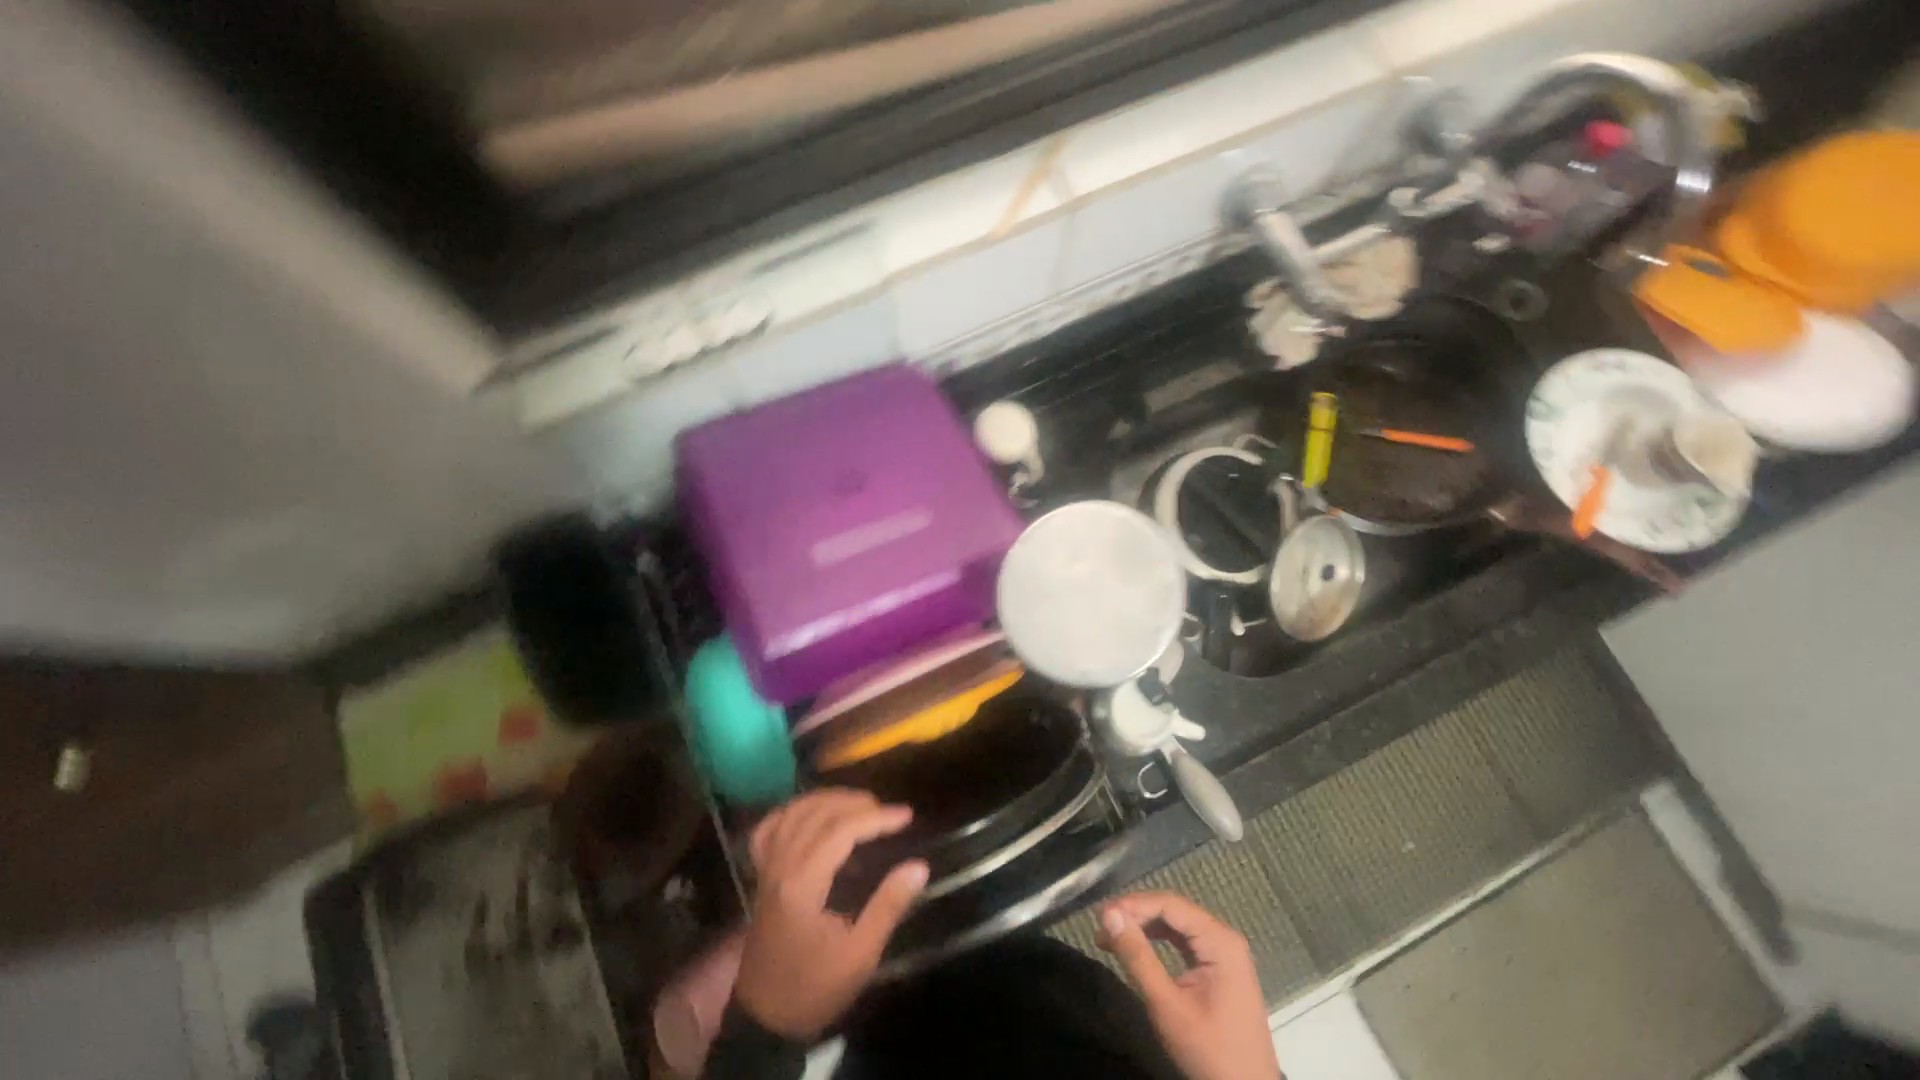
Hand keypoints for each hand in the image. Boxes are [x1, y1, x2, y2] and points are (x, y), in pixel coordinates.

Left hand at [733, 789, 928, 1039]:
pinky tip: (810, 813)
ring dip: (826, 800)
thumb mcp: (860, 955)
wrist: (766, 1017)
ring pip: (792, 814)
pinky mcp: (761, 877)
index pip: (839, 832)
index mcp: (802, 885)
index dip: (875, 818)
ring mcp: (766, 870)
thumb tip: (919, 867)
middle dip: (854, 804)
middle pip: (816, 814)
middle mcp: (779, 867)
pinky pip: (769, 830)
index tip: (906, 816)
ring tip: (859, 804)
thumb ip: (887, 906)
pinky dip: (790, 813)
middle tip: (887, 811)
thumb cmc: (815, 988)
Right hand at [1100, 892, 1282, 1079]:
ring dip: (1143, 926)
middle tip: (1100, 927)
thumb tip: (1109, 915)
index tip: (1100, 917)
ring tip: (1109, 936)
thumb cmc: (1209, 1049)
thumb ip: (1138, 958)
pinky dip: (1156, 940)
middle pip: (1173, 910)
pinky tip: (1134, 946)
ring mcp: (1223, 952)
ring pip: (1176, 924)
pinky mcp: (1217, 967)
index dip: (1133, 904)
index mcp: (1220, 941)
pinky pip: (1183, 941)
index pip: (1170, 905)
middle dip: (1136, 914)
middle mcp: (1224, 937)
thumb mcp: (1168, 1005)